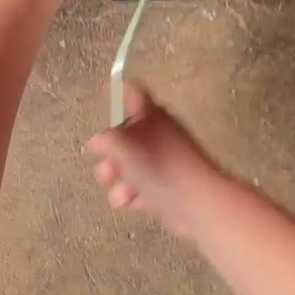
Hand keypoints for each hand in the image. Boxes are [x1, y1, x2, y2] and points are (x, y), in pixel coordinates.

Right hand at [88, 84, 230, 238]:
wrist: (197, 201)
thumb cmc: (160, 167)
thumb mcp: (124, 146)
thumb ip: (105, 139)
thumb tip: (97, 141)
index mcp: (152, 116)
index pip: (134, 94)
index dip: (119, 92)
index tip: (105, 100)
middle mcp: (158, 136)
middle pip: (125, 137)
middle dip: (110, 154)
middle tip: (108, 166)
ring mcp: (162, 164)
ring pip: (129, 167)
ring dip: (119, 180)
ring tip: (122, 192)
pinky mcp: (165, 188)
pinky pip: (140, 188)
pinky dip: (133, 196)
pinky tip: (133, 202)